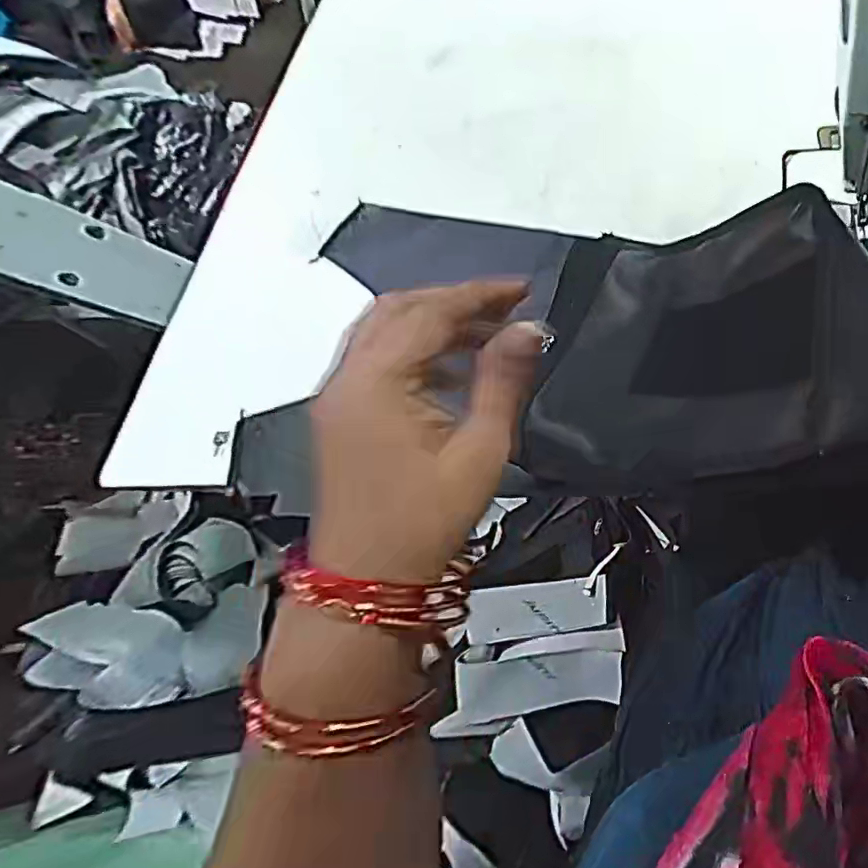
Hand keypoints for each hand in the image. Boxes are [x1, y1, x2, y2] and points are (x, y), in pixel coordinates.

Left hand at [308, 281, 545, 582]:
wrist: (370, 578)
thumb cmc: (417, 526)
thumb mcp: (482, 449)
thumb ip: (505, 380)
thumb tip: (527, 333)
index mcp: (377, 384)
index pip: (430, 311)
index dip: (480, 293)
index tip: (518, 289)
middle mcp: (347, 382)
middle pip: (401, 309)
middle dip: (457, 300)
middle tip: (506, 304)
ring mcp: (340, 397)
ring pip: (387, 330)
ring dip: (438, 323)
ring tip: (491, 334)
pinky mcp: (344, 414)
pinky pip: (380, 359)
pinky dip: (420, 350)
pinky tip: (459, 369)